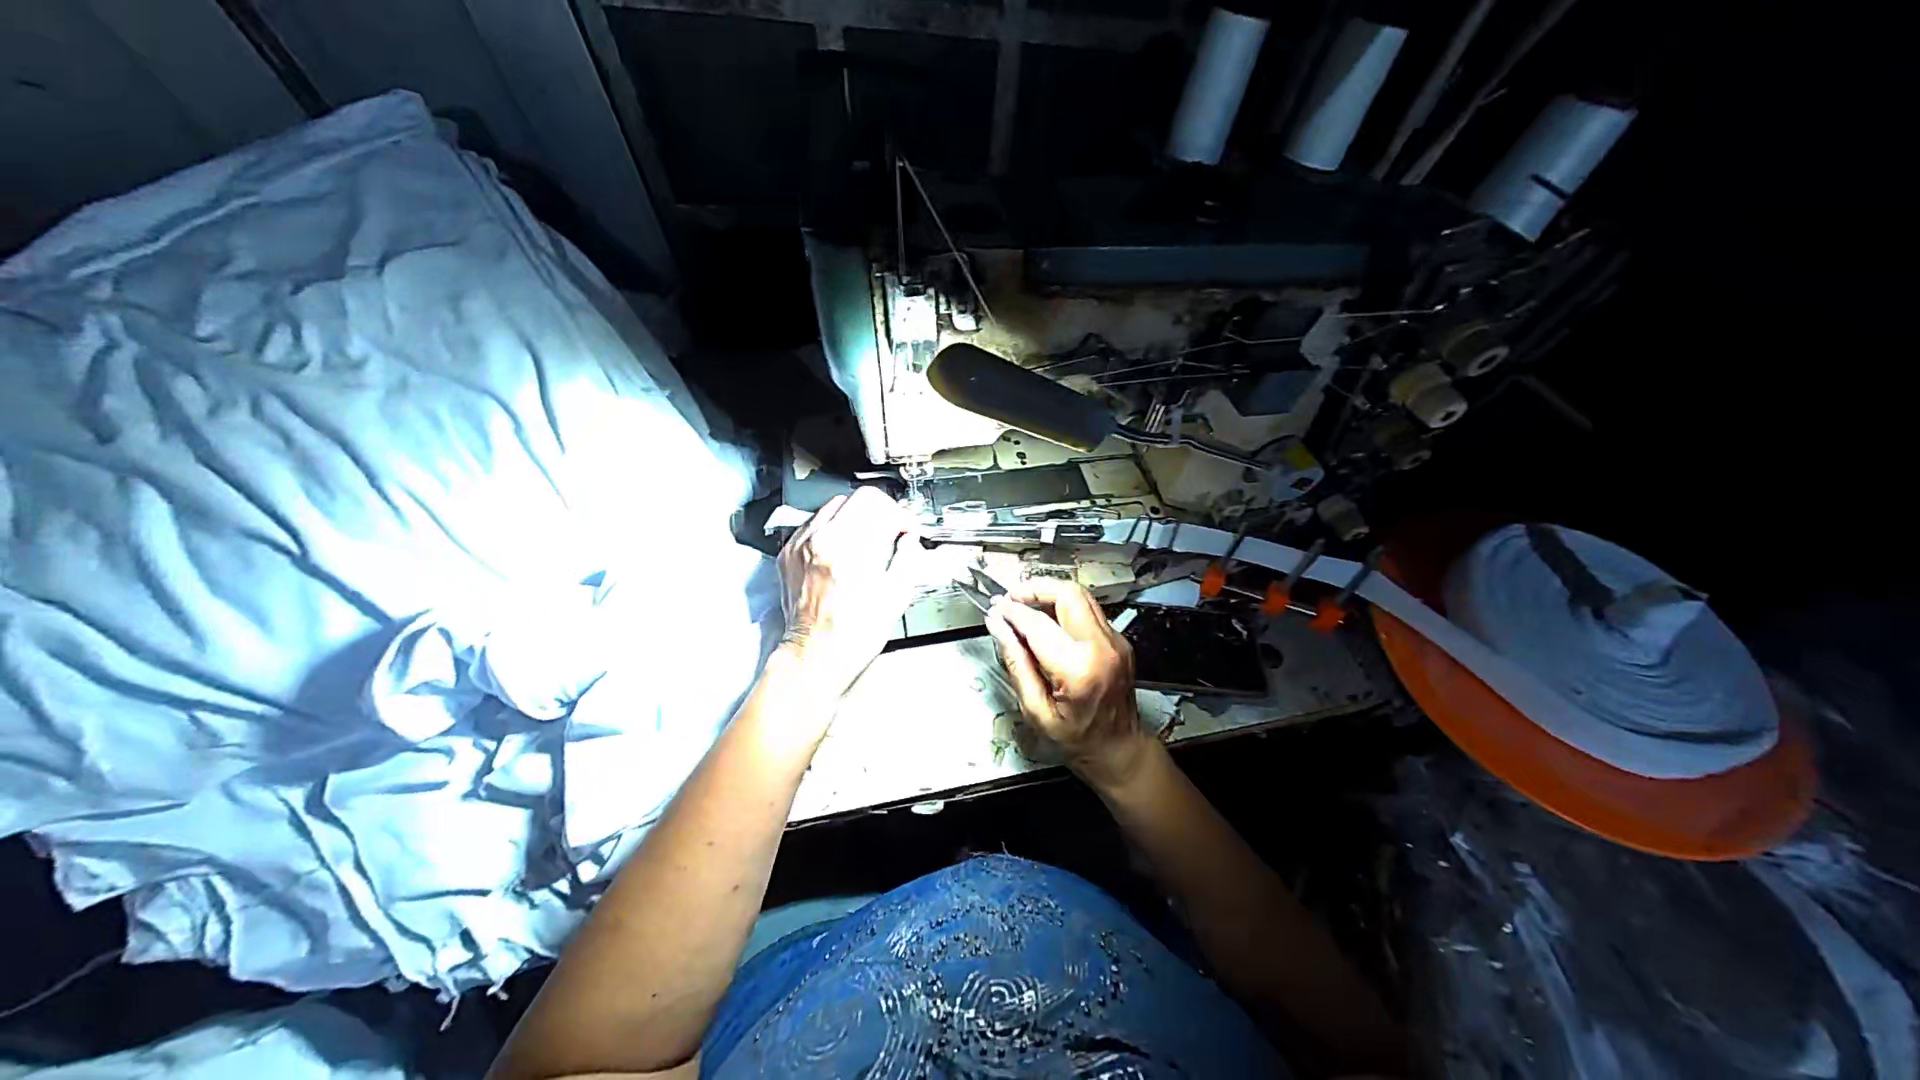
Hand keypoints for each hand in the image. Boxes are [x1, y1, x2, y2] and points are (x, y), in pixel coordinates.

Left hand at [777, 487, 924, 697]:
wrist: (815, 656)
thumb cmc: (850, 637)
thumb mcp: (895, 596)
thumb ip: (907, 559)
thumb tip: (910, 541)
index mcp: (846, 548)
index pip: (873, 502)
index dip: (897, 513)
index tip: (905, 527)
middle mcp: (817, 541)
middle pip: (853, 500)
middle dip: (877, 513)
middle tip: (890, 531)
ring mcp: (798, 546)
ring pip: (831, 508)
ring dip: (854, 519)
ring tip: (866, 542)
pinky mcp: (787, 555)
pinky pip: (812, 526)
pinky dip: (830, 531)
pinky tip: (842, 551)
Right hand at [984, 578, 1155, 791]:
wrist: (1119, 748)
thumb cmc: (1079, 739)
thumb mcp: (1036, 710)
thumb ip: (1016, 664)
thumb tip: (999, 628)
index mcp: (1080, 670)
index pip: (1039, 624)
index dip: (1012, 612)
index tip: (996, 609)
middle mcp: (1102, 647)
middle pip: (1067, 594)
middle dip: (1035, 589)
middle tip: (1010, 598)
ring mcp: (1115, 641)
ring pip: (1080, 596)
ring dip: (1050, 594)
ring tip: (1024, 606)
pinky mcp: (1118, 639)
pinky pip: (1088, 611)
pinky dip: (1063, 608)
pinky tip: (1046, 622)